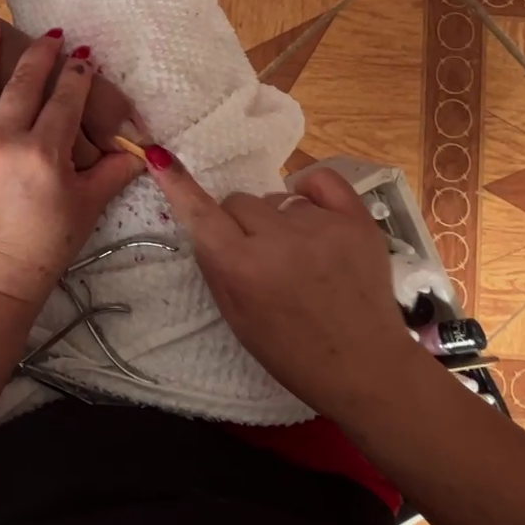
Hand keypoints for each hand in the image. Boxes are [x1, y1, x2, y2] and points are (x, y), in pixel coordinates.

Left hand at [0, 15, 144, 304]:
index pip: (66, 99)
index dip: (79, 75)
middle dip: (41, 54)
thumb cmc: (50, 240)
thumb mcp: (89, 204)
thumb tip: (142, 149)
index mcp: (44, 151)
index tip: (86, 56)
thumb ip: (114, 170)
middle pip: (24, 82)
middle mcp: (6, 138)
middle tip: (53, 35)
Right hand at [148, 150, 424, 414]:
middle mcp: (278, 241)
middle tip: (261, 255)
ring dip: (278, 218)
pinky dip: (311, 193)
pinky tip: (316, 217)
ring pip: (275, 197)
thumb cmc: (289, 349)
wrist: (366, 368)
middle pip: (238, 201)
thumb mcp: (235, 313)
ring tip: (300, 253)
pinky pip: (320, 180)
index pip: (200, 212)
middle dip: (242, 223)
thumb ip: (215, 261)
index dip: (178, 184)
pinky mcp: (357, 221)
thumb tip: (198, 213)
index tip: (159, 156)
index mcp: (242, 268)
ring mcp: (321, 227)